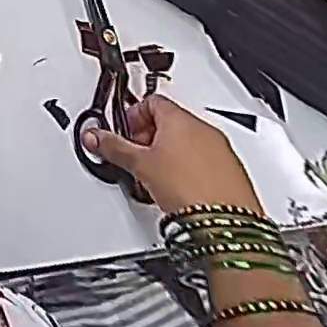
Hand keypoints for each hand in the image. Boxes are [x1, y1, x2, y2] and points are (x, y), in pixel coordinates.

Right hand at [83, 95, 262, 215]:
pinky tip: (178, 188)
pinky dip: (189, 168)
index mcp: (179, 119)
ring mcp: (221, 150)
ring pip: (188, 141)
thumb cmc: (189, 190)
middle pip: (169, 121)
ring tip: (155, 175)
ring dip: (168, 152)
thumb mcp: (139, 165)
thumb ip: (114, 147)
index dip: (133, 115)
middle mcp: (204, 130)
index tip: (124, 131)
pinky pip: (205, 160)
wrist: (225, 225)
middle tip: (136, 154)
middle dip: (148, 136)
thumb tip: (95, 138)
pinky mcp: (232, 172)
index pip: (151, 101)